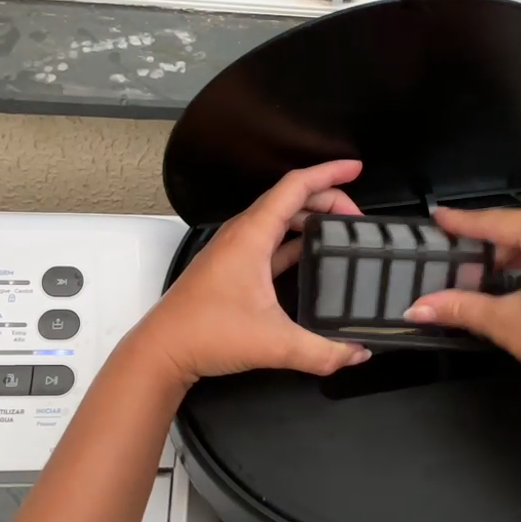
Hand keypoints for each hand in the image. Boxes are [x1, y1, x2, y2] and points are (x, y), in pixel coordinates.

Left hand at [125, 161, 371, 388]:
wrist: (162, 351)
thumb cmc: (203, 334)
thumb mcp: (273, 344)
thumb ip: (321, 351)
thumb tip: (356, 353)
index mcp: (251, 235)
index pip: (296, 186)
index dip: (329, 173)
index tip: (355, 168)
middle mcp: (243, 234)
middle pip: (291, 198)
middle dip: (328, 198)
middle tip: (358, 216)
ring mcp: (236, 249)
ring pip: (280, 218)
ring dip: (312, 217)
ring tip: (341, 229)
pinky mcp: (233, 266)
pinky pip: (271, 239)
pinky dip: (295, 238)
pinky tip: (312, 254)